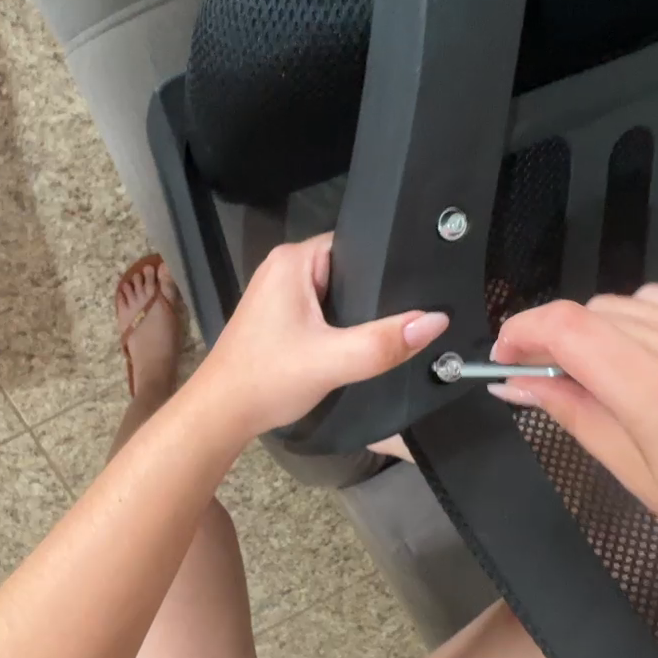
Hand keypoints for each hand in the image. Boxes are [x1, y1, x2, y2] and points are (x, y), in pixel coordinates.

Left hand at [190, 234, 448, 437]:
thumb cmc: (268, 379)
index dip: (387, 263)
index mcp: (293, 260)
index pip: (355, 244)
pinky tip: (361, 340)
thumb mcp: (334, 360)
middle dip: (377, 290)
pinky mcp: (280, 317)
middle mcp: (284, 267)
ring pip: (337, 292)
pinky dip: (341, 324)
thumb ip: (384, 341)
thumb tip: (436, 320)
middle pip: (349, 268)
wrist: (221, 414)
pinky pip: (323, 309)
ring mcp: (279, 293)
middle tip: (417, 310)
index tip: (422, 282)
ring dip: (359, 311)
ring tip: (396, 325)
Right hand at [492, 284, 657, 598]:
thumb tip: (514, 382)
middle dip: (552, 335)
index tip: (503, 359)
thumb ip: (575, 417)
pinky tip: (640, 360)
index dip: (522, 332)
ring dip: (593, 329)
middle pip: (592, 309)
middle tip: (540, 378)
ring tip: (592, 374)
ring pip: (627, 302)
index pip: (569, 328)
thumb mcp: (645, 482)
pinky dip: (636, 321)